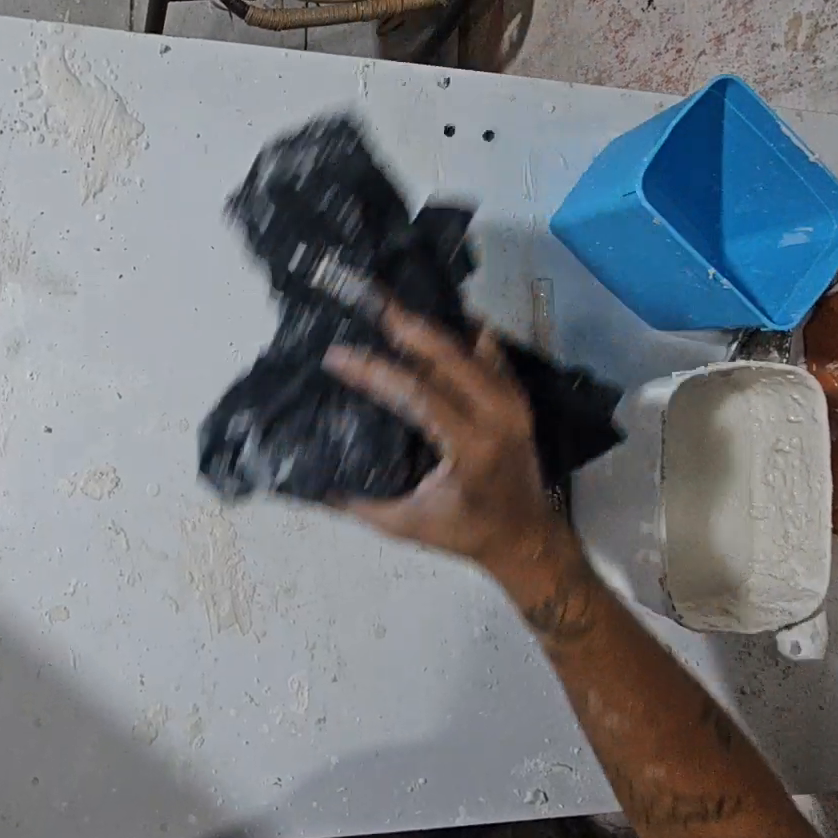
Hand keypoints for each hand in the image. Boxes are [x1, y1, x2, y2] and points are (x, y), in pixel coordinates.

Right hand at [322, 304, 575, 576]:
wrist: (526, 537)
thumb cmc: (463, 533)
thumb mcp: (405, 526)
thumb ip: (358, 503)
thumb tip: (312, 480)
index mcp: (470, 448)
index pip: (417, 395)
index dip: (374, 371)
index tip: (337, 356)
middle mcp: (497, 417)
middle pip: (449, 356)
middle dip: (405, 325)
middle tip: (370, 300)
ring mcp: (513, 404)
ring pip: (470, 349)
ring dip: (430, 325)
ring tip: (394, 305)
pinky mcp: (517, 399)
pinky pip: (490, 354)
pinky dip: (464, 333)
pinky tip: (439, 315)